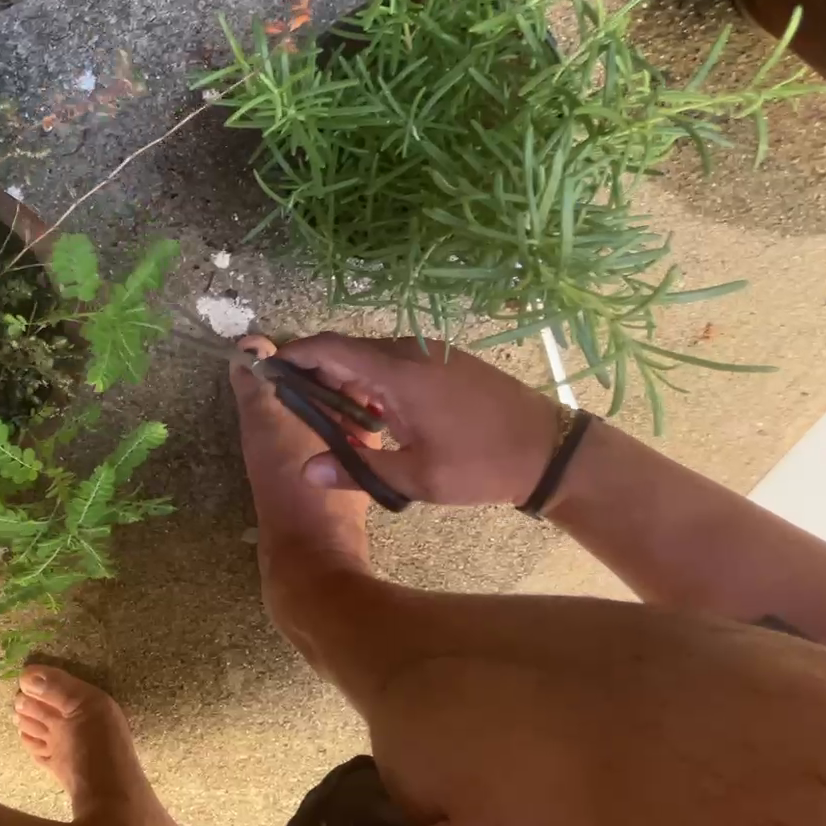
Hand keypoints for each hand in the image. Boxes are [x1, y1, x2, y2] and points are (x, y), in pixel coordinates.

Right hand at [270, 333, 562, 506]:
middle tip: (299, 408)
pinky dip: (370, 380)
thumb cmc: (484, 466)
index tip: (268, 368)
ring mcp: (430, 352)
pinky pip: (392, 360)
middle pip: (345, 350)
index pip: (329, 348)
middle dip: (315, 373)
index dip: (293, 354)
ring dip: (344, 379)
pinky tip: (373, 414)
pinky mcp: (444, 359)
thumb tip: (304, 470)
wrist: (557, 452)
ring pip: (368, 356)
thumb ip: (356, 470)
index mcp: (398, 373)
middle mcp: (410, 352)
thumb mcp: (418, 477)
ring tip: (337, 420)